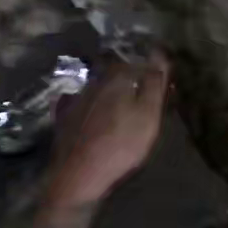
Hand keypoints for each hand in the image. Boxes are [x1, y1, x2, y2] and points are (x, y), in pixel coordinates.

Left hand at [44, 54, 169, 209]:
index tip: (164, 82)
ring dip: (111, 89)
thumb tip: (159, 52)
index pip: (140, 62)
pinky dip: (90, 102)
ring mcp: (76, 97)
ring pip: (99, 85)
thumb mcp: (148, 115)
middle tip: (144, 94)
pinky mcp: (64, 115)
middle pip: (117, 71)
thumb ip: (154, 83)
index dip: (154, 70)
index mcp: (117, 77)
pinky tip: (92, 110)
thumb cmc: (120, 145)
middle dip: (131, 78)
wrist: (77, 175)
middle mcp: (94, 80)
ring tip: (122, 105)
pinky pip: (80, 100)